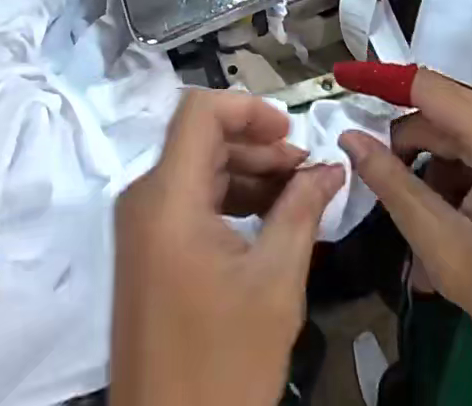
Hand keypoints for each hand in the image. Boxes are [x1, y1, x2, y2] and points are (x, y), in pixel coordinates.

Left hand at [112, 90, 345, 405]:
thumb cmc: (223, 362)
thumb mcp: (274, 282)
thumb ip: (301, 211)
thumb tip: (330, 168)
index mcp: (167, 196)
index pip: (199, 111)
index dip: (248, 108)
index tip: (292, 132)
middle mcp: (144, 196)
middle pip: (200, 138)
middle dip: (256, 144)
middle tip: (307, 168)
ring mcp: (141, 222)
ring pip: (196, 167)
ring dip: (247, 171)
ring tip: (298, 192)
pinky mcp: (147, 245)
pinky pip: (188, 199)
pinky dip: (228, 197)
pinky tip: (270, 217)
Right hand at [339, 71, 471, 405]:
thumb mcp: (448, 250)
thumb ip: (394, 186)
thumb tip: (351, 138)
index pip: (429, 88)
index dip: (379, 79)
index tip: (339, 77)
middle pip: (443, 123)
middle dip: (406, 159)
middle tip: (378, 200)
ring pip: (460, 148)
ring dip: (431, 186)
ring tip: (417, 247)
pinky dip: (457, 194)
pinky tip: (447, 241)